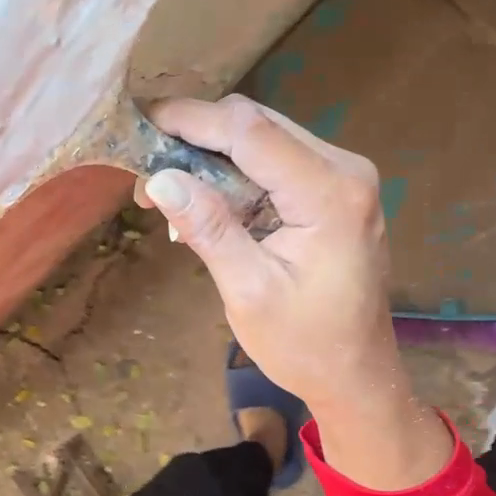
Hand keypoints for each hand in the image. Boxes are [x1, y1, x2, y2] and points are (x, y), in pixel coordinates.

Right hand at [139, 96, 448, 488]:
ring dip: (210, 156)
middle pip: (256, 124)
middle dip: (195, 137)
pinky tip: (204, 204)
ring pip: (261, 137)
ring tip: (167, 192)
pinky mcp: (331, 189)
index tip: (139, 126)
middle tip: (146, 172)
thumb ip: (208, 229)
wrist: (356, 375)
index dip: (190, 120)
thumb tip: (159, 178)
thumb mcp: (248, 291)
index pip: (249, 130)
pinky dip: (232, 173)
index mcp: (330, 193)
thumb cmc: (304, 344)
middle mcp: (343, 169)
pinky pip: (272, 161)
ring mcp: (341, 176)